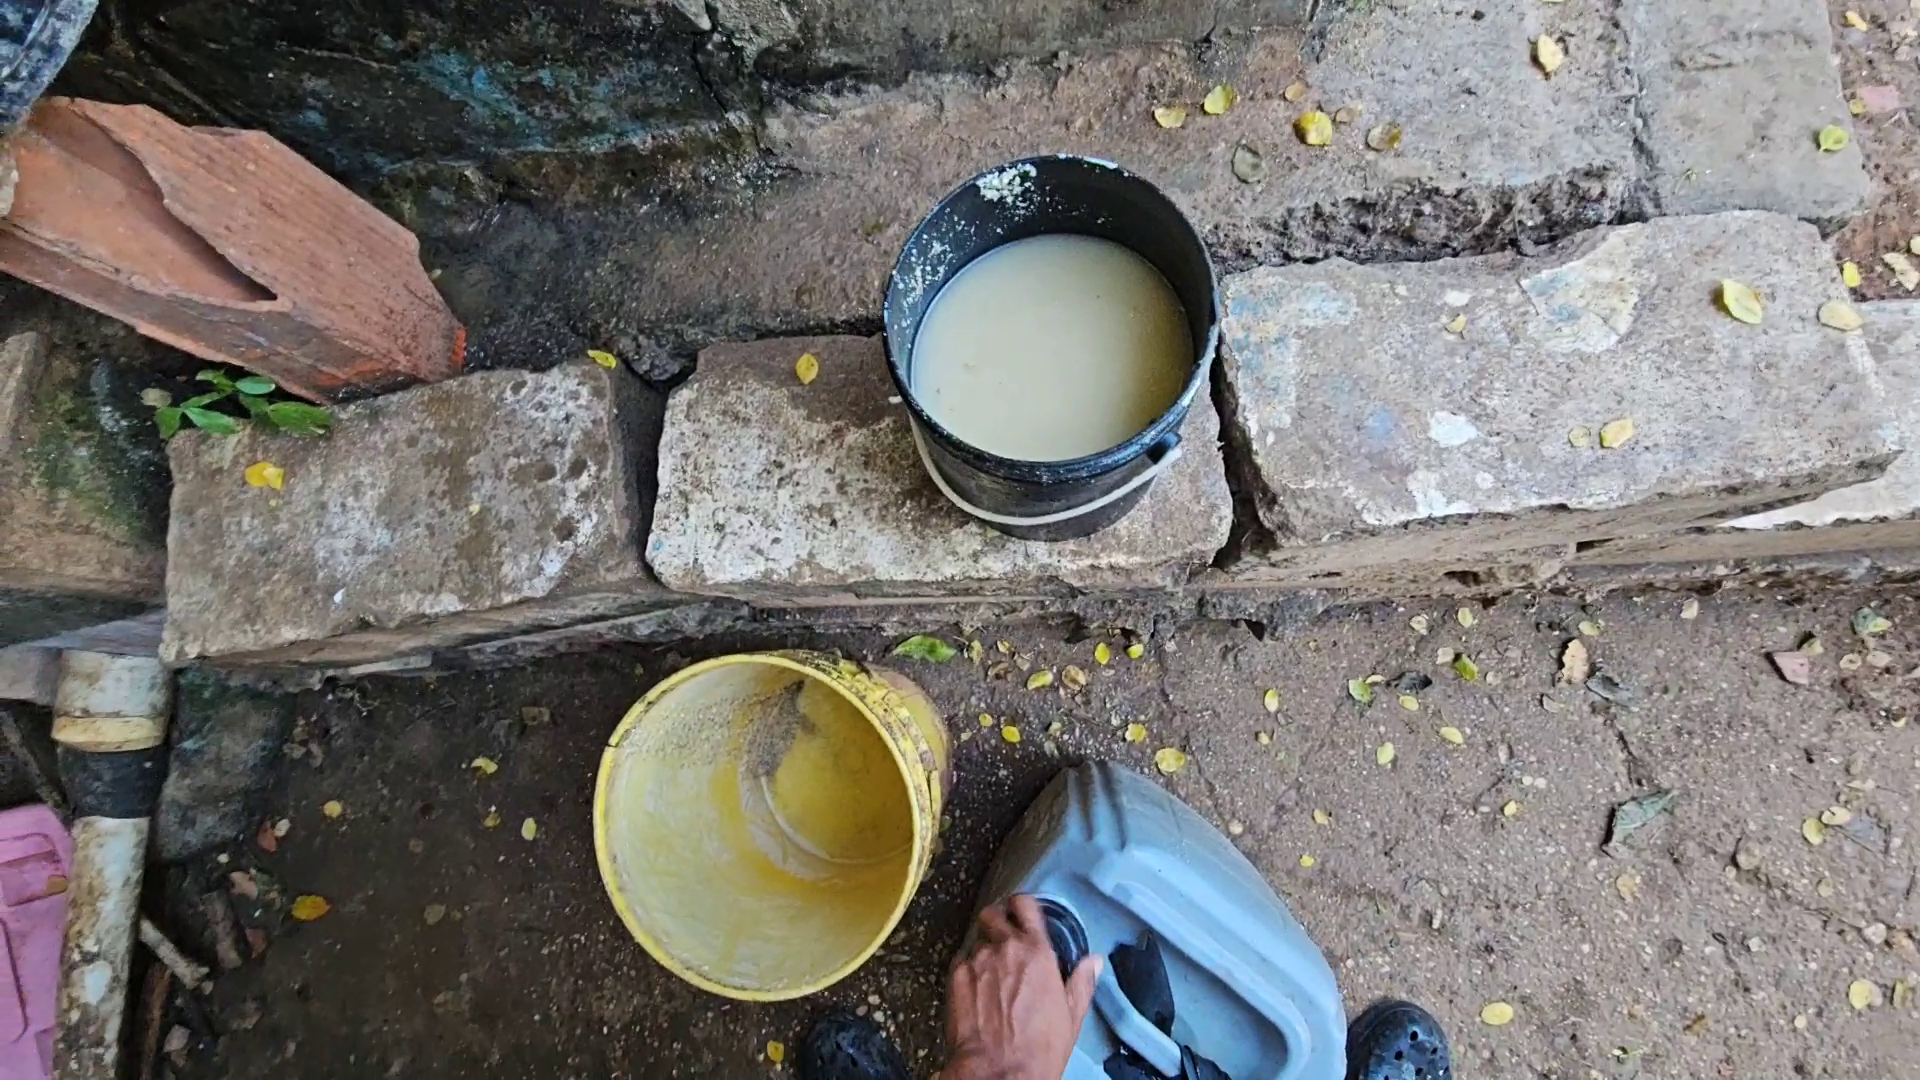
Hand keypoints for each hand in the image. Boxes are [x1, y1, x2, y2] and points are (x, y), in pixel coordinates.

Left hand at [941, 894, 1101, 1079]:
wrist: (998, 1074)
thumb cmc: (1038, 1050)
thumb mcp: (1070, 1017)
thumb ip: (1081, 982)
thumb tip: (1094, 962)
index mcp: (1036, 951)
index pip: (1025, 905)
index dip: (1022, 905)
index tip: (1021, 912)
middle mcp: (1005, 947)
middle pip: (993, 914)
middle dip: (997, 922)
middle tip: (1001, 939)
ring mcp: (977, 959)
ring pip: (977, 939)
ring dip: (983, 950)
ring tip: (989, 973)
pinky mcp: (956, 975)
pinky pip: (961, 961)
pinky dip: (967, 970)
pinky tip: (975, 991)